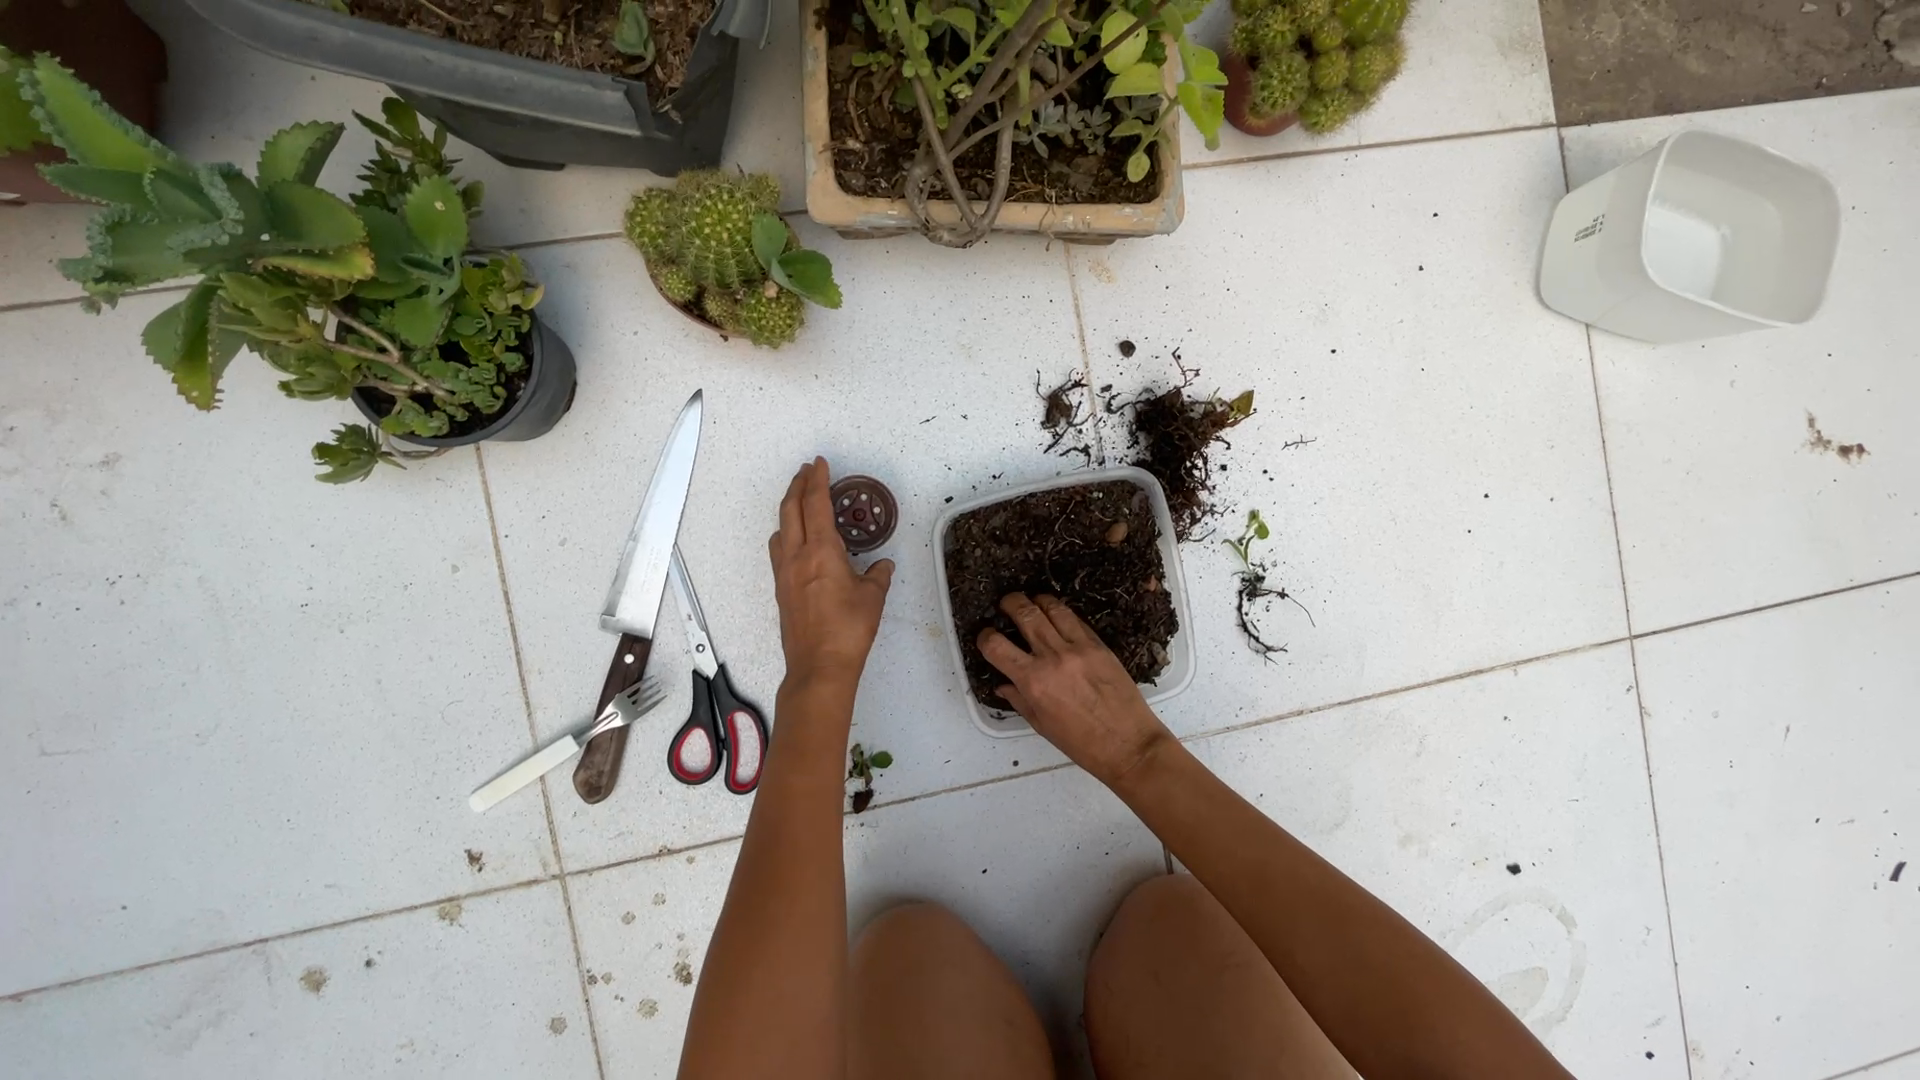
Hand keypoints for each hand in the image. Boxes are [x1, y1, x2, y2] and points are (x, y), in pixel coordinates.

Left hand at [768, 457, 894, 688]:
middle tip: (807, 471)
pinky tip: (795, 540)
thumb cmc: (848, 630)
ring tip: (799, 502)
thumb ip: (878, 575)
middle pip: (791, 509)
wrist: (818, 666)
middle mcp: (797, 556)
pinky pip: (779, 550)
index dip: (818, 480)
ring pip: (781, 528)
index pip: (817, 504)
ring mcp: (784, 573)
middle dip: (798, 486)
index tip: (819, 463)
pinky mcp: (781, 590)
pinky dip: (787, 533)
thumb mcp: (873, 597)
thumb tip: (882, 566)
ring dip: (789, 509)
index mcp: (821, 551)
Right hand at [977, 593, 1173, 788]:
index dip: (984, 638)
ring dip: (1036, 601)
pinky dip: (1061, 613)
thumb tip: (1003, 684)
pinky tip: (1057, 616)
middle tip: (1005, 605)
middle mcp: (1053, 658)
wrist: (1128, 744)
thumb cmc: (1082, 743)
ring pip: (1051, 608)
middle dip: (1009, 603)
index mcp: (1033, 681)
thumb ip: (1019, 699)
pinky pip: (1075, 619)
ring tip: (1031, 602)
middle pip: (1024, 613)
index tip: (985, 637)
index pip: (996, 646)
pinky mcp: (1099, 645)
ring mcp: (1079, 647)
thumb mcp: (1041, 725)